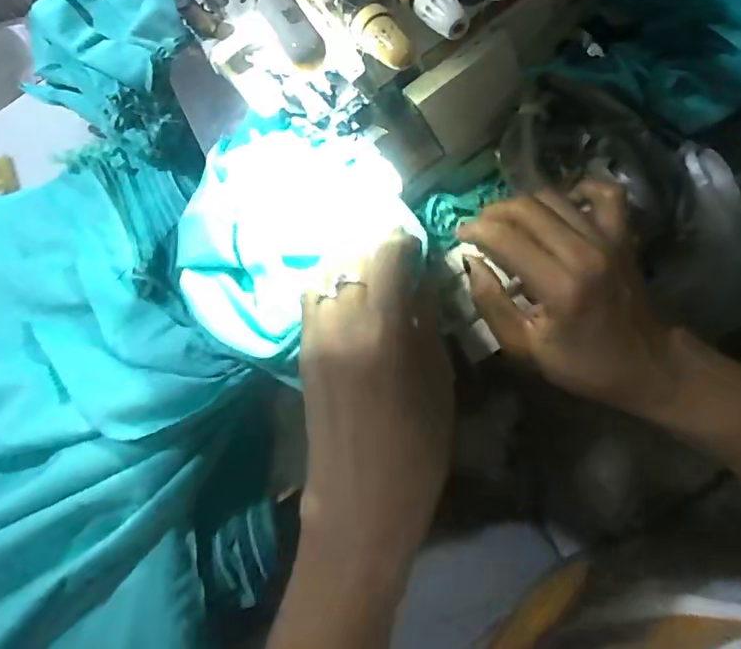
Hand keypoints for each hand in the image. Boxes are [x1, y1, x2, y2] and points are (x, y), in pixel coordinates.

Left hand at [298, 231, 453, 566]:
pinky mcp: (302, 348)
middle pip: (353, 257)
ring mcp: (316, 333)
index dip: (403, 240)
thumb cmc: (416, 449)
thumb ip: (427, 320)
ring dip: (350, 264)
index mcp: (381, 328)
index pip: (386, 254)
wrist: (358, 501)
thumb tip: (423, 276)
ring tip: (372, 273)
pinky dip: (330, 284)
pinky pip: (312, 296)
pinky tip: (350, 295)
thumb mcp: (438, 381)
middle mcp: (342, 320)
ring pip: (327, 272)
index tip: (417, 241)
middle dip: (377, 249)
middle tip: (397, 256)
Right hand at [458, 179, 683, 413]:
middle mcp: (584, 252)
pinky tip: (561, 202)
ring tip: (508, 219)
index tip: (459, 234)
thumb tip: (471, 263)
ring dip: (523, 202)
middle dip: (493, 212)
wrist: (650, 365)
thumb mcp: (527, 349)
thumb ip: (492, 304)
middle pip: (526, 208)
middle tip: (479, 226)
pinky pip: (603, 192)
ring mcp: (607, 238)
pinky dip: (579, 188)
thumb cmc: (585, 364)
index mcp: (560, 286)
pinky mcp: (622, 234)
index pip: (506, 238)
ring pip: (554, 197)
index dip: (475, 229)